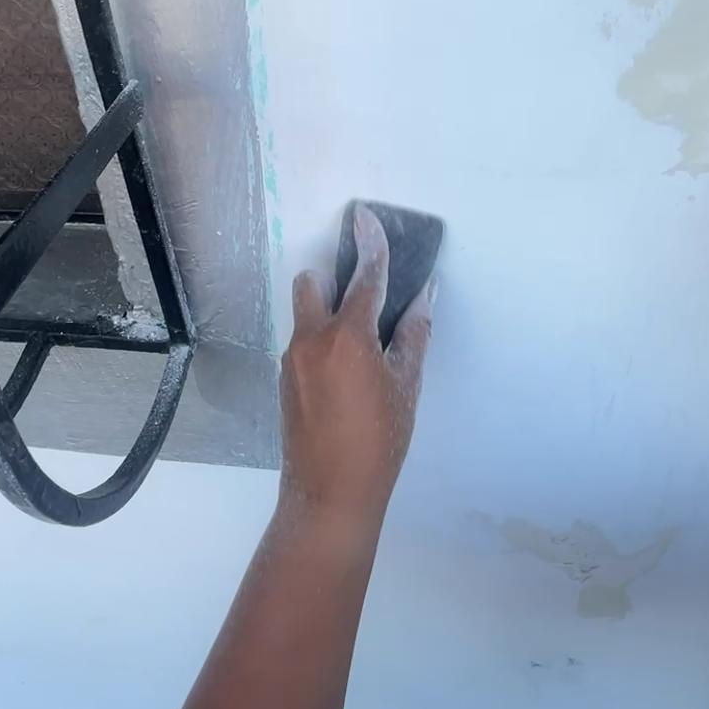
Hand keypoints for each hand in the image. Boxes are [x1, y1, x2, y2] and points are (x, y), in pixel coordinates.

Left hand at [279, 207, 435, 523]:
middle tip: (361, 296)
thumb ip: (413, 336)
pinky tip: (345, 375)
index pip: (365, 278)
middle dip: (333, 279)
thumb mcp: (407, 387)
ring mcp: (291, 359)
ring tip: (359, 345)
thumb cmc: (379, 441)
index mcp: (348, 336)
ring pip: (305, 315)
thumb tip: (423, 298)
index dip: (370, 244)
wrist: (329, 493)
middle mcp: (312, 339)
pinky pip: (302, 343)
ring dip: (327, 312)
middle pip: (312, 285)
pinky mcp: (284, 379)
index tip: (364, 215)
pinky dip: (322, 341)